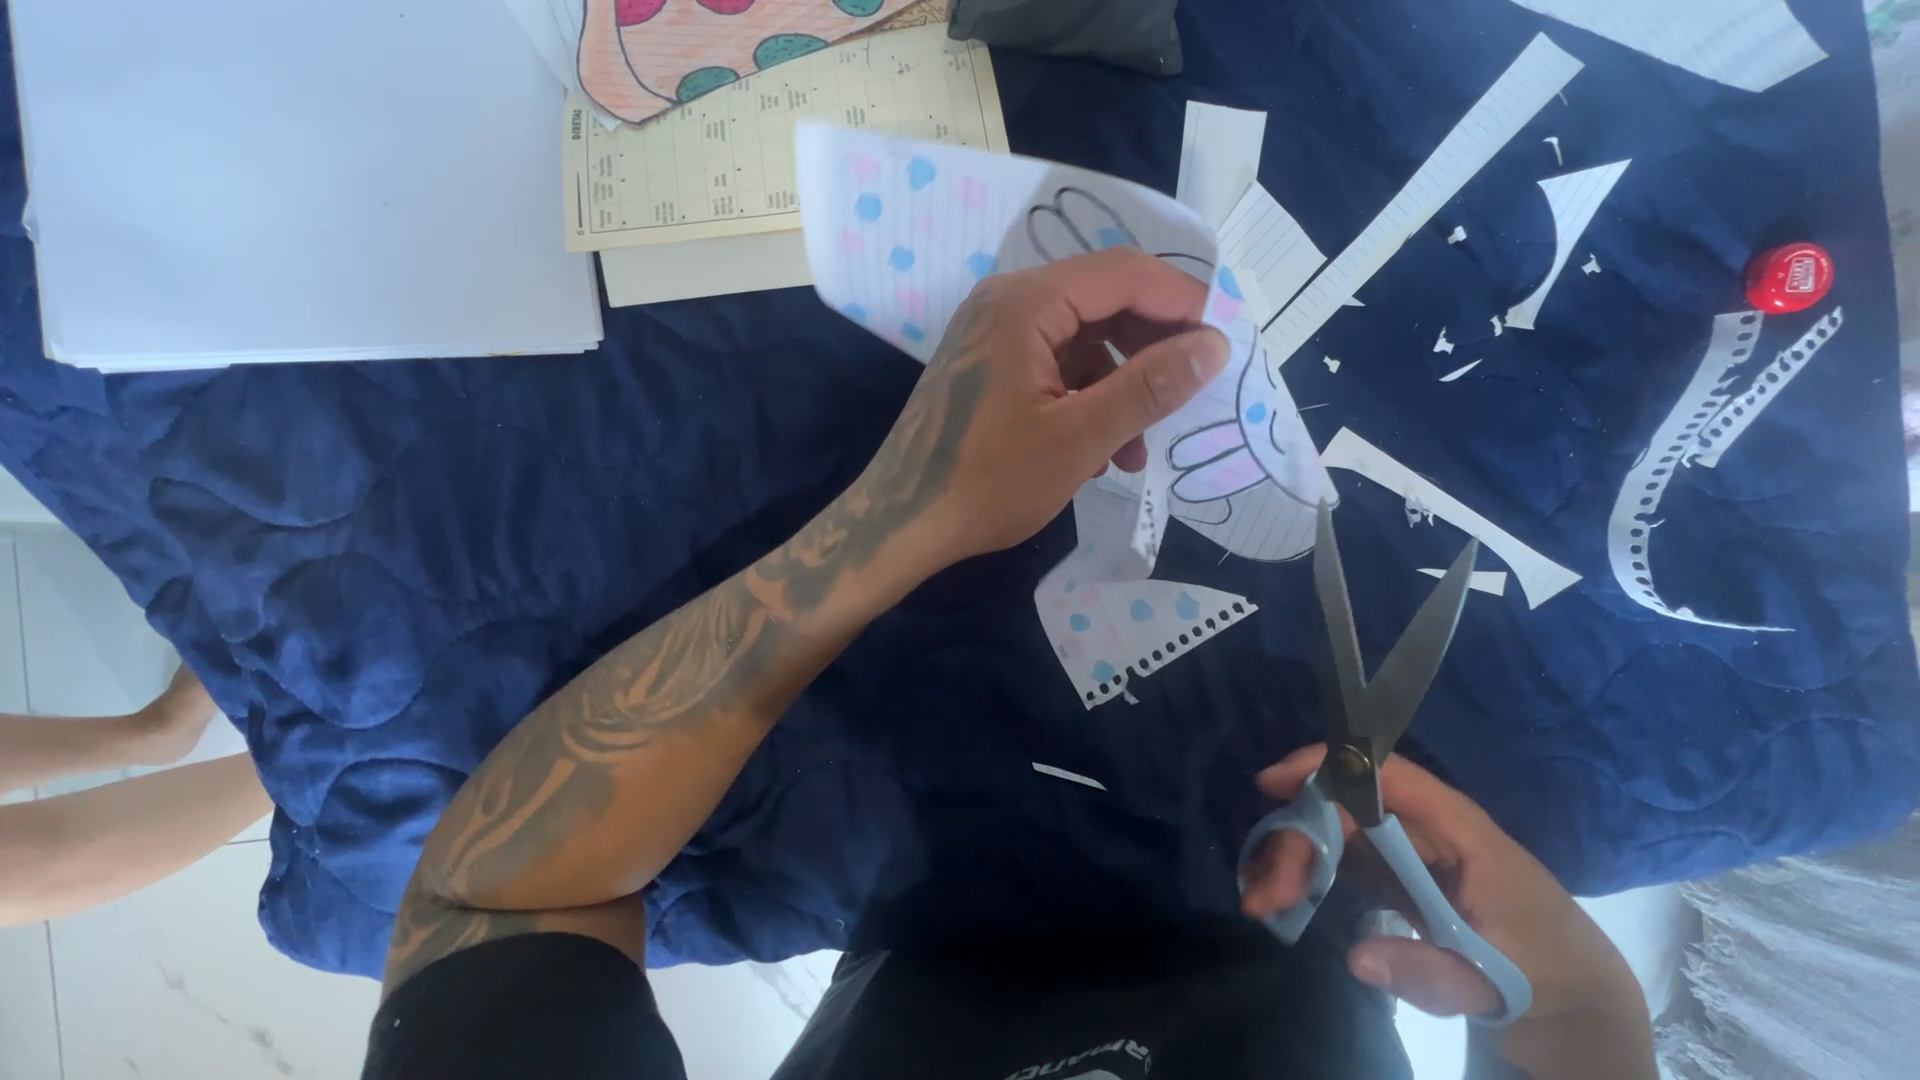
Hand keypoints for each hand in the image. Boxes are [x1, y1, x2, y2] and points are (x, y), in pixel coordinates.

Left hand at [840, 247, 1228, 584]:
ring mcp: (992, 337)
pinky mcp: (988, 369)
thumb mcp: (1080, 438)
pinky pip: (1054, 367)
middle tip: (1190, 392)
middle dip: (1152, 348)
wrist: (902, 526)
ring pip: (1082, 340)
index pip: (1124, 273)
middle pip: (1103, 302)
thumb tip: (1214, 345)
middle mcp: (1005, 304)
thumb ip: (1150, 387)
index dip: (1182, 301)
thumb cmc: (987, 483)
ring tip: (1138, 447)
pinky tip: (1101, 453)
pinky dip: (1086, 400)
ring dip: (1121, 386)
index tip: (1222, 343)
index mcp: (1024, 303)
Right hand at [1243, 746, 1642, 1024]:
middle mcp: (1427, 829)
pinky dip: (1305, 872)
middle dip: (1296, 838)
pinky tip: (1281, 898)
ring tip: (1261, 901)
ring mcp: (1409, 850)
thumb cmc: (1548, 974)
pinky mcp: (1396, 874)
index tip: (1272, 783)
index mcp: (1461, 832)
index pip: (1389, 777)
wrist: (1573, 998)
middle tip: (1262, 893)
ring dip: (1292, 856)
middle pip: (1344, 807)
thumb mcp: (1500, 984)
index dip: (1327, 769)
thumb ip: (1434, 973)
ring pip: (1335, 829)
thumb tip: (1355, 956)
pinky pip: (1340, 855)